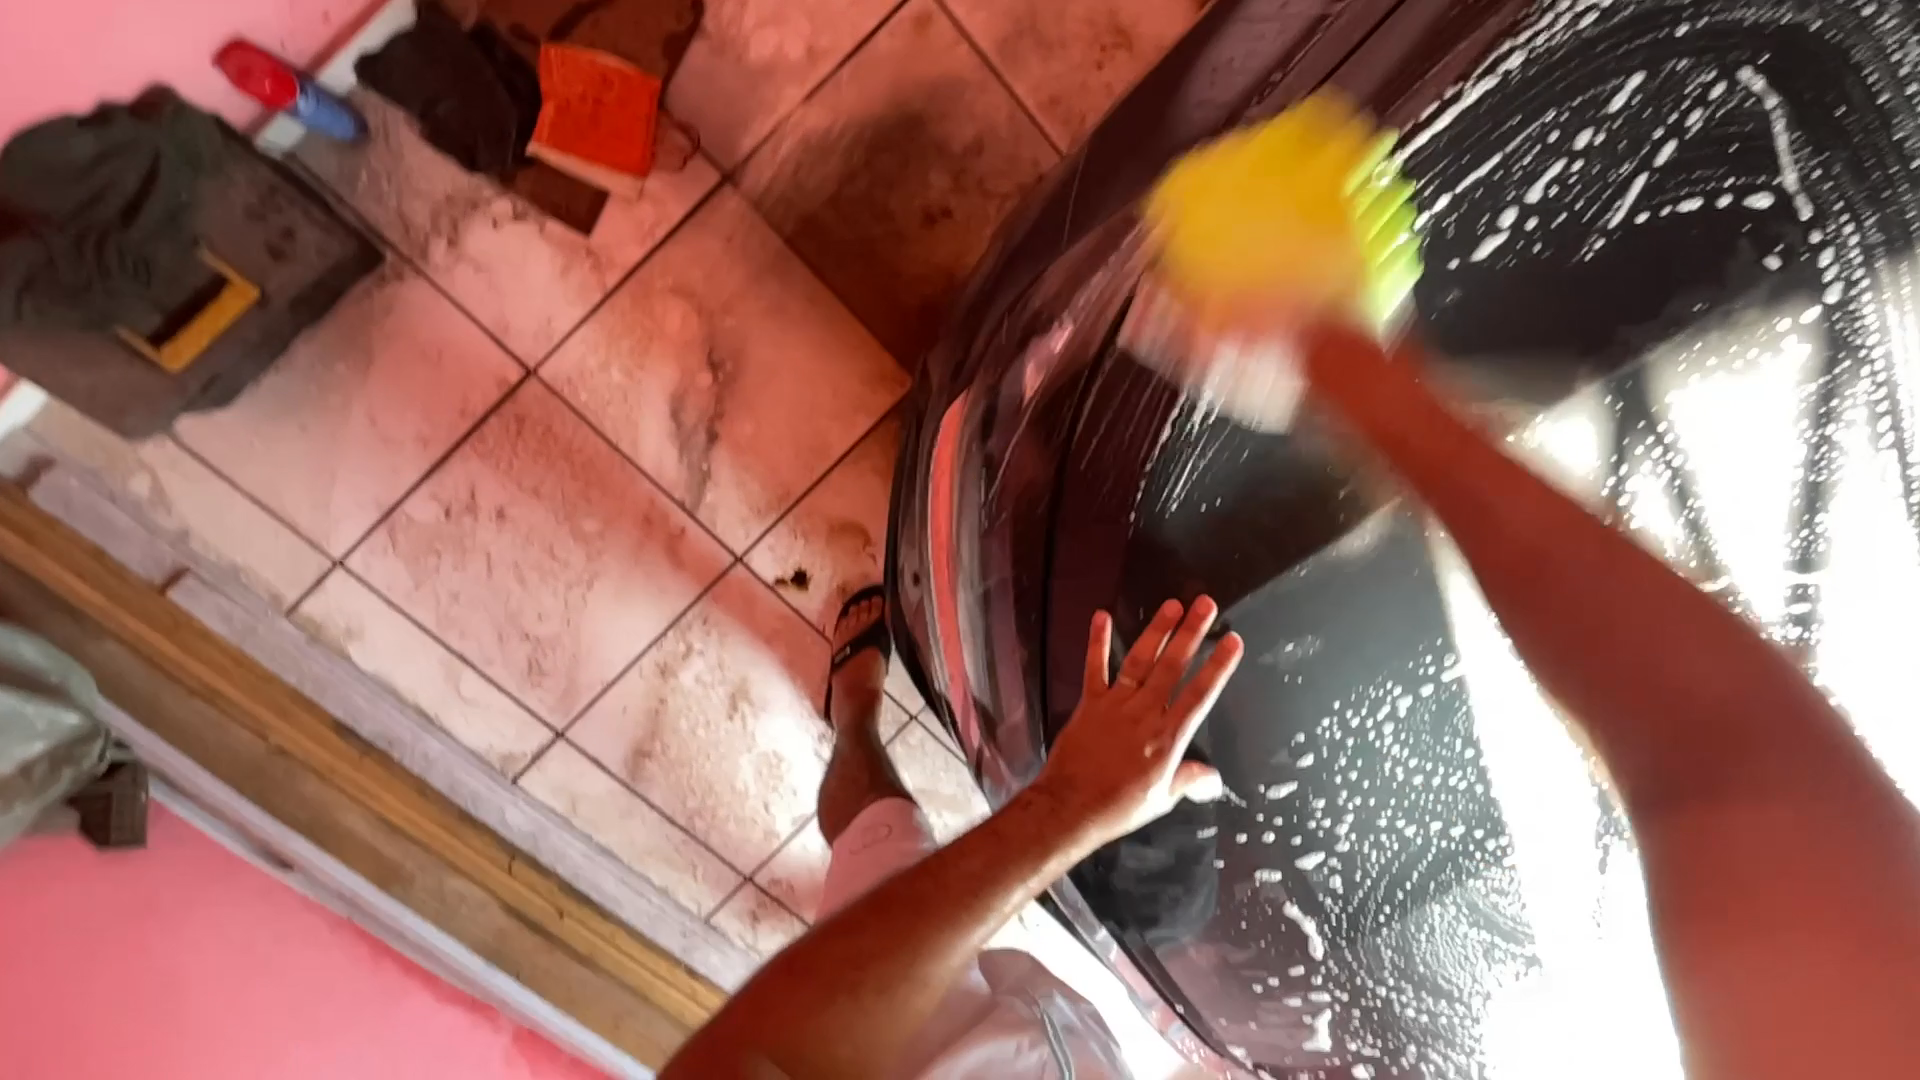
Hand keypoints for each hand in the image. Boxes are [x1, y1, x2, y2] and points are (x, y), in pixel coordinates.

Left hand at [1033, 596, 1244, 846]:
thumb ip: (1189, 781)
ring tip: (1172, 605)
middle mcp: (1145, 713)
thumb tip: (1214, 778)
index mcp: (1168, 738)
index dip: (1219, 667)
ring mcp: (1116, 704)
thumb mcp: (1162, 799)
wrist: (1071, 807)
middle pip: (1173, 667)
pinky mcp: (1090, 702)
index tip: (1232, 641)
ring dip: (1157, 630)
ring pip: (1140, 660)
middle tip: (1206, 604)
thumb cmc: (1119, 807)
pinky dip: (1098, 642)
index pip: (1201, 695)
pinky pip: (1094, 668)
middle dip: (1192, 633)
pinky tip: (1101, 616)